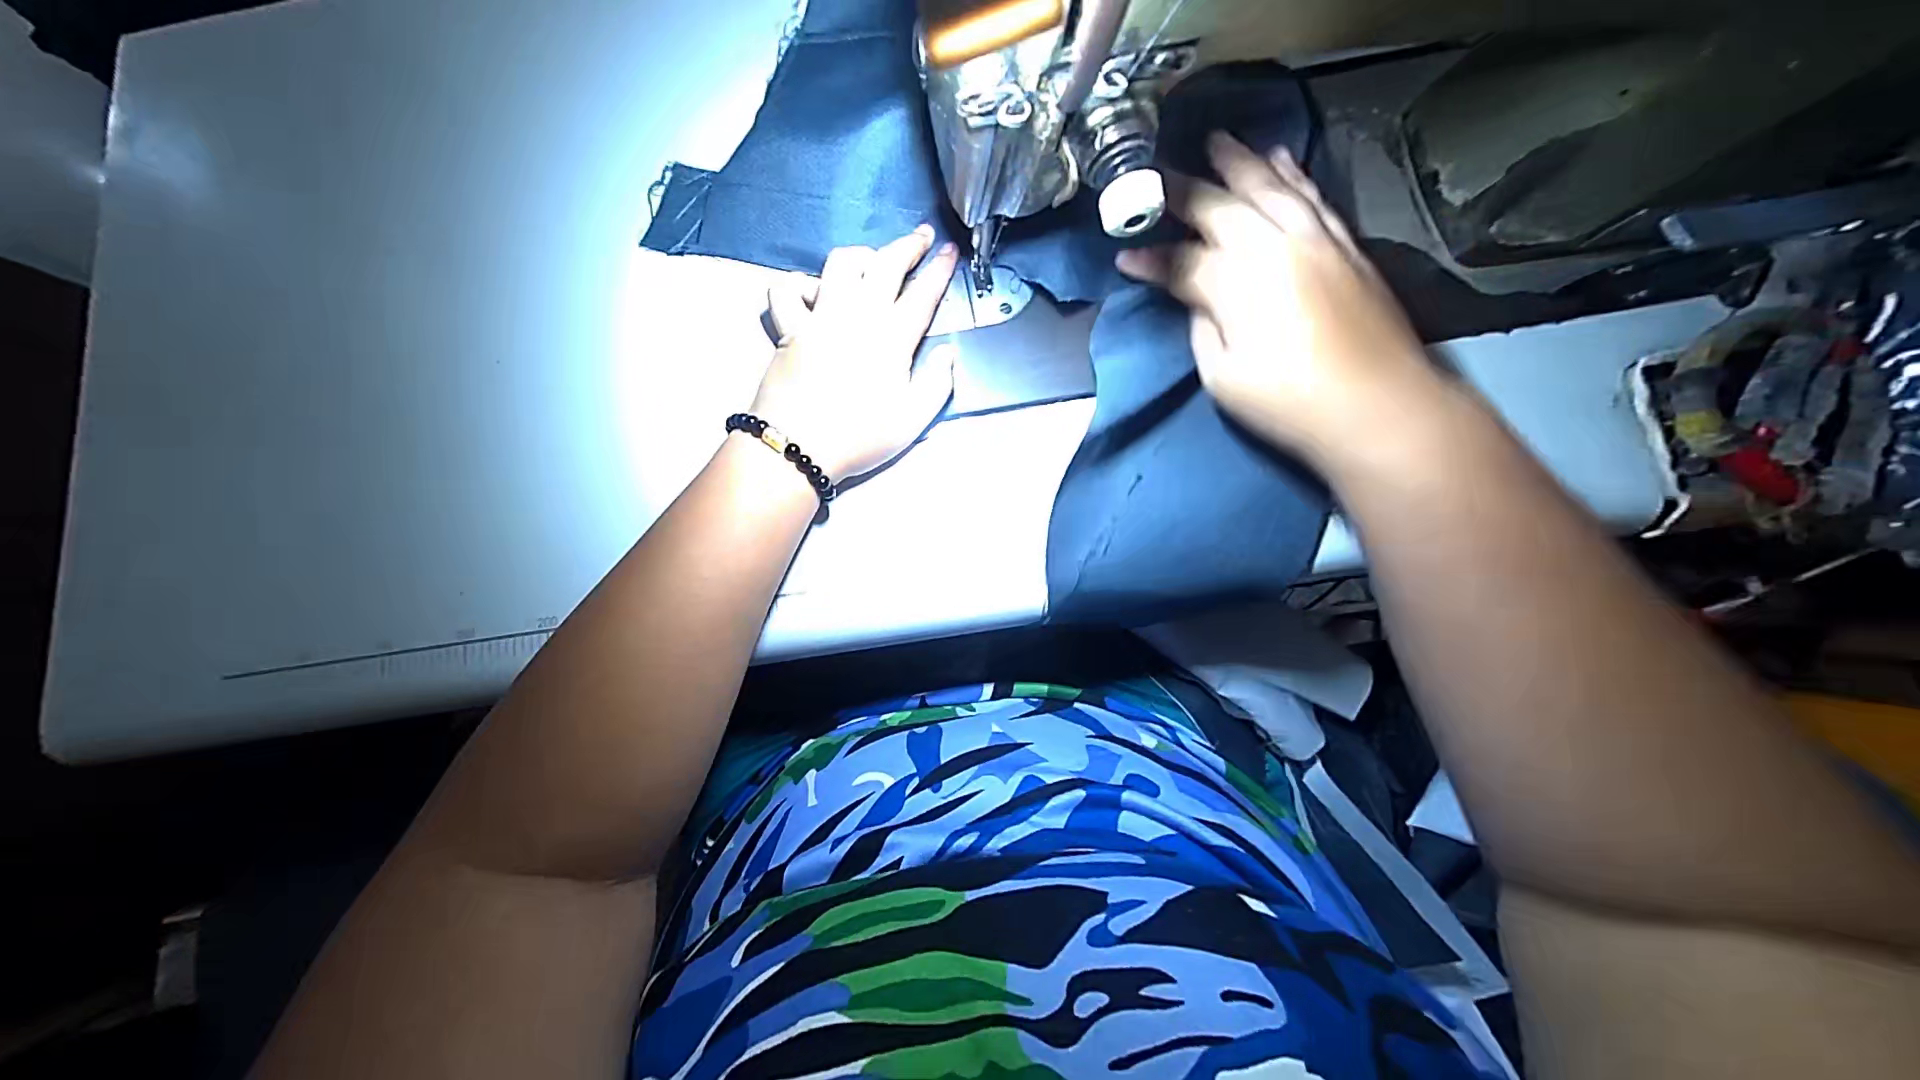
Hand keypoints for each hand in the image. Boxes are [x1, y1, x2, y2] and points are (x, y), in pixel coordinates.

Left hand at [750, 226, 959, 481]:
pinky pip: (787, 288)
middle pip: (885, 264)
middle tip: (921, 236)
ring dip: (861, 254)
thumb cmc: (859, 437)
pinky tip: (812, 292)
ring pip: (840, 263)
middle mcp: (857, 315)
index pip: (923, 292)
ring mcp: (819, 316)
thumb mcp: (913, 420)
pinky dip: (799, 283)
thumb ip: (937, 384)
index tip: (950, 250)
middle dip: (907, 244)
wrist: (797, 446)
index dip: (940, 268)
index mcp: (892, 338)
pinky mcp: (788, 327)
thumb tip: (947, 355)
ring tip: (870, 260)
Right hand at [1115, 133, 1444, 465]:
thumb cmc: (1288, 403)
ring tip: (1220, 141)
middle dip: (1185, 189)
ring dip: (1241, 162)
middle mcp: (1274, 246)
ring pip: (1271, 187)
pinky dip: (1293, 174)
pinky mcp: (1346, 245)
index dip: (1150, 260)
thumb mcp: (1223, 376)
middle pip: (1221, 208)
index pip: (1181, 262)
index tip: (1124, 257)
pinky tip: (1281, 160)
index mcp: (1237, 283)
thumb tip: (1200, 300)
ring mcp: (1315, 239)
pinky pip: (1313, 197)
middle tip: (1160, 171)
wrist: (1377, 405)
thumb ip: (1203, 328)